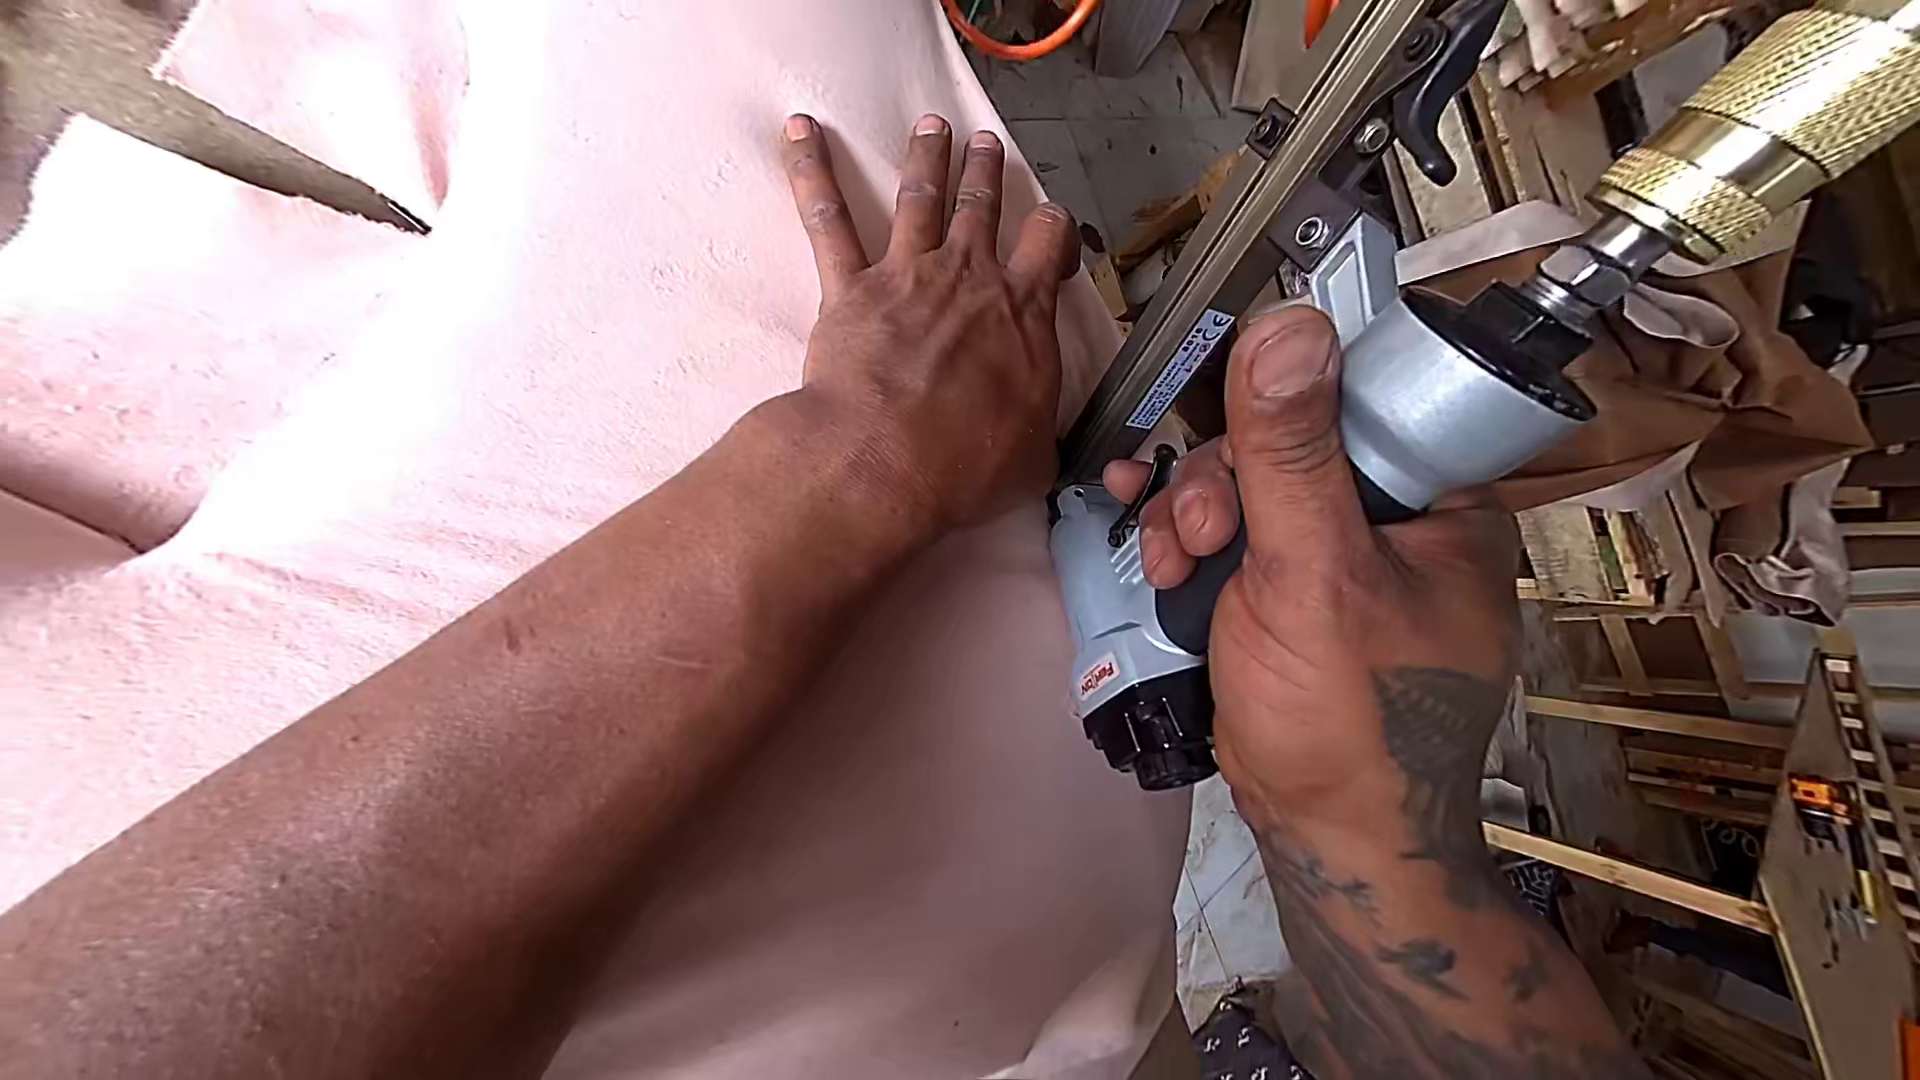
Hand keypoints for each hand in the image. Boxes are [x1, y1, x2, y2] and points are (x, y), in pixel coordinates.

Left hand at [780, 113, 1078, 535]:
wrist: (889, 464)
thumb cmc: (964, 466)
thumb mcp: (1033, 462)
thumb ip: (1042, 439)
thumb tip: (1044, 450)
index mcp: (1021, 315)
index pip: (1048, 244)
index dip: (1053, 232)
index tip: (1050, 234)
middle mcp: (968, 279)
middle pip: (983, 205)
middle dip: (987, 173)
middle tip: (985, 148)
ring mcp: (907, 276)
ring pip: (921, 195)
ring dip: (928, 157)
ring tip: (932, 128)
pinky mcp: (850, 288)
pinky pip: (826, 218)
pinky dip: (810, 170)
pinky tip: (800, 132)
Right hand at [1103, 308, 1519, 836]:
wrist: (1314, 818)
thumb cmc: (1345, 709)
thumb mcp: (1315, 572)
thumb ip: (1291, 454)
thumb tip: (1286, 325)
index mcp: (1428, 501)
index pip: (1354, 400)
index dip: (1284, 398)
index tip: (1229, 416)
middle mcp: (1374, 516)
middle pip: (1276, 446)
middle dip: (1218, 482)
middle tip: (1200, 535)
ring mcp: (1314, 551)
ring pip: (1233, 489)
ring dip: (1185, 515)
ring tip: (1172, 564)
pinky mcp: (1266, 582)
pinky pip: (1215, 531)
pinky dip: (1175, 530)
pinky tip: (1147, 536)